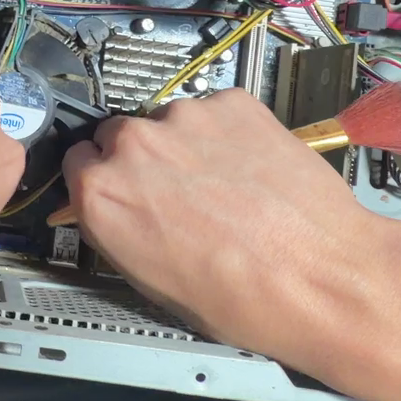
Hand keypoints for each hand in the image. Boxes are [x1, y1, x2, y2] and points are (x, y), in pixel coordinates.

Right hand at [62, 89, 393, 360]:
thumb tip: (113, 209)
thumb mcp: (151, 281)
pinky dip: (226, 132)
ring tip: (223, 184)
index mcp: (102, 194)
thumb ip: (117, 228)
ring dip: (185, 145)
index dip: (99, 176)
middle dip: (140, 160)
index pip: (76, 161)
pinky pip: (214, 111)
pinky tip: (248, 168)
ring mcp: (184, 119)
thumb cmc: (244, 296)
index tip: (117, 184)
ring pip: (168, 122)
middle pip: (118, 135)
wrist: (323, 278)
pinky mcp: (230, 103)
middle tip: (175, 191)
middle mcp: (134, 147)